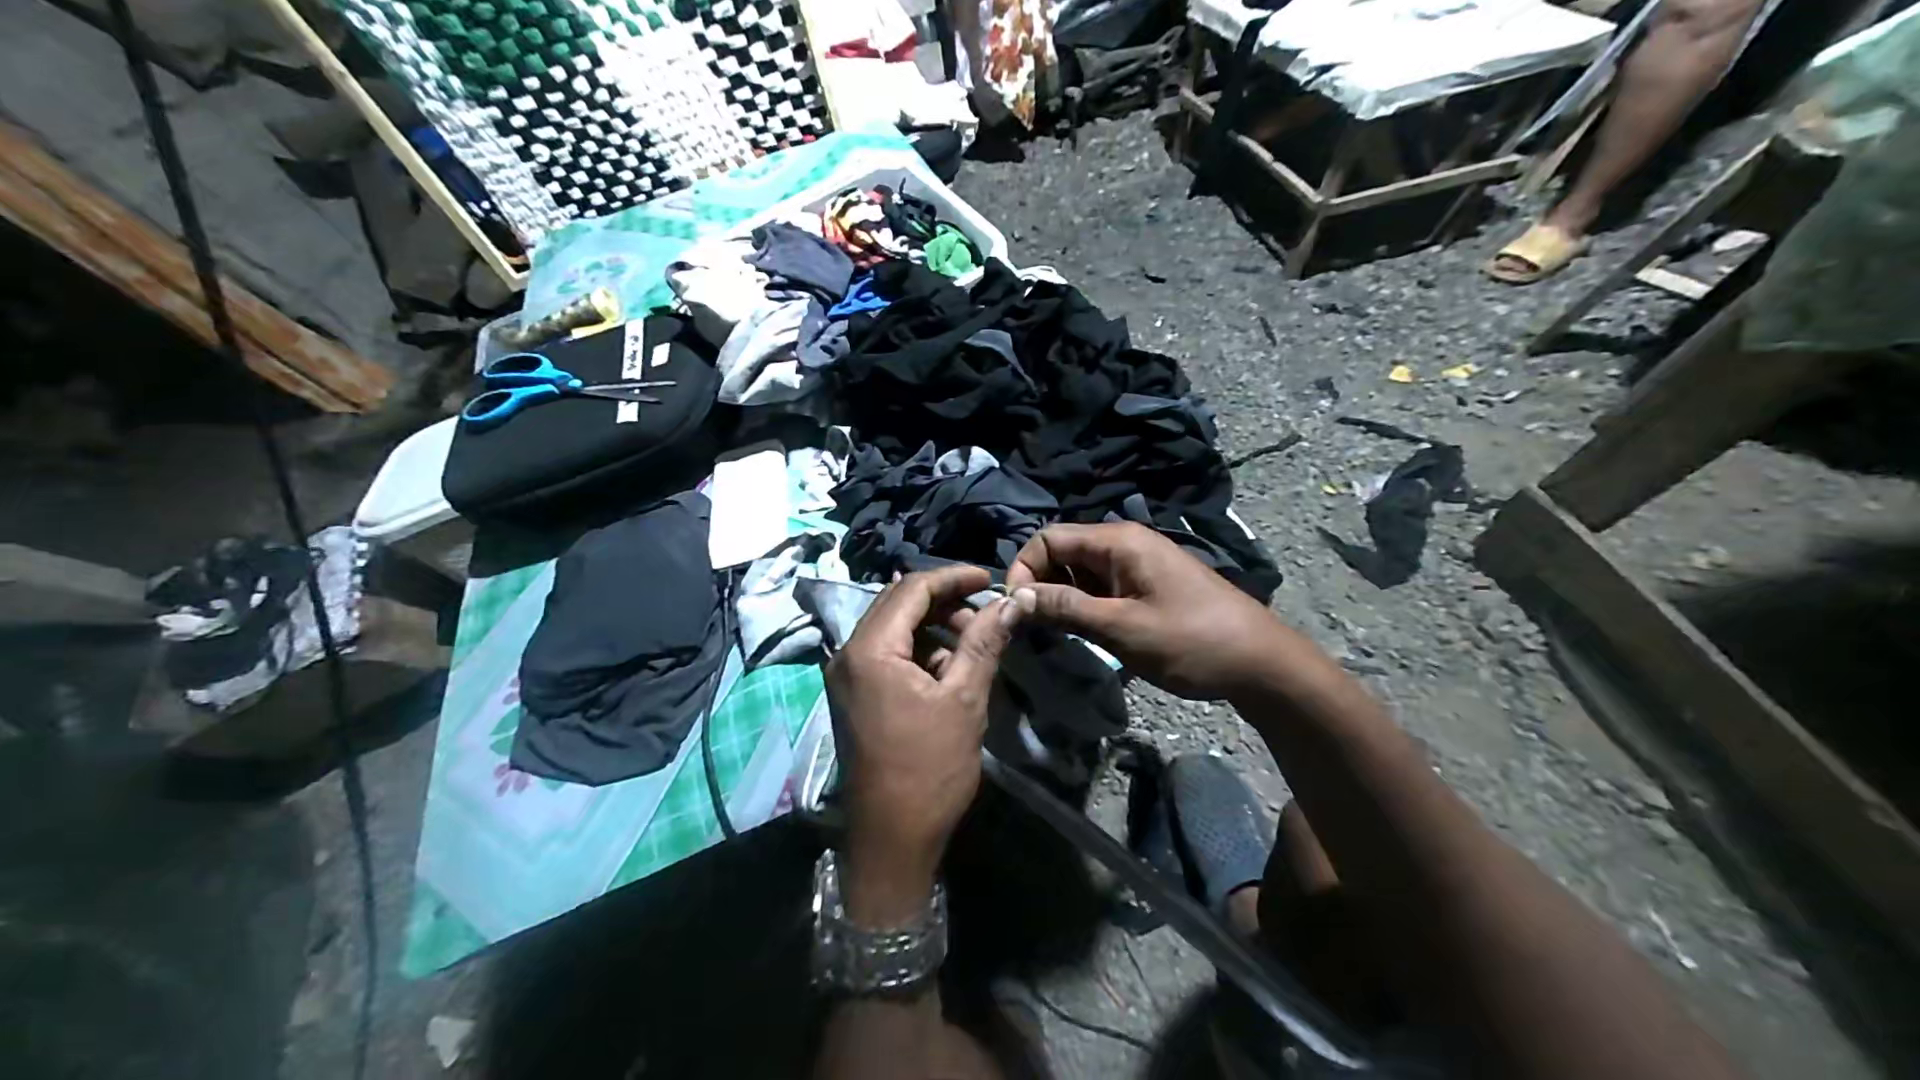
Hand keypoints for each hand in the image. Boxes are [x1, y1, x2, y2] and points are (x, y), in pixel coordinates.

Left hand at [825, 565, 1027, 925]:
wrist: (891, 839)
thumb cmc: (929, 769)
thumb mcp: (964, 700)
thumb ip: (984, 643)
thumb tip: (1011, 603)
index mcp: (869, 650)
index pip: (912, 590)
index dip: (953, 578)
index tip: (990, 579)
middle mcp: (848, 654)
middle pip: (898, 604)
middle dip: (944, 602)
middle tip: (986, 611)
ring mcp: (847, 676)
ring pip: (893, 629)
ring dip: (934, 627)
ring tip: (975, 641)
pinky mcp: (855, 695)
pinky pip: (887, 655)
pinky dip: (920, 651)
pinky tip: (951, 667)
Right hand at [1004, 523, 1294, 700]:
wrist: (1259, 662)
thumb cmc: (1191, 641)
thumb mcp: (1122, 627)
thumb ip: (1066, 609)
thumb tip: (1015, 597)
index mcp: (1118, 541)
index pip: (1048, 538)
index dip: (1023, 569)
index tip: (1015, 609)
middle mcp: (1124, 544)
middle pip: (1062, 552)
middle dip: (1039, 585)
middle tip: (1028, 626)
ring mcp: (1137, 565)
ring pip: (1079, 573)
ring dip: (1059, 598)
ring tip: (1051, 633)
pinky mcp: (1145, 586)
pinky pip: (1100, 587)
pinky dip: (1082, 606)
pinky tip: (1080, 633)